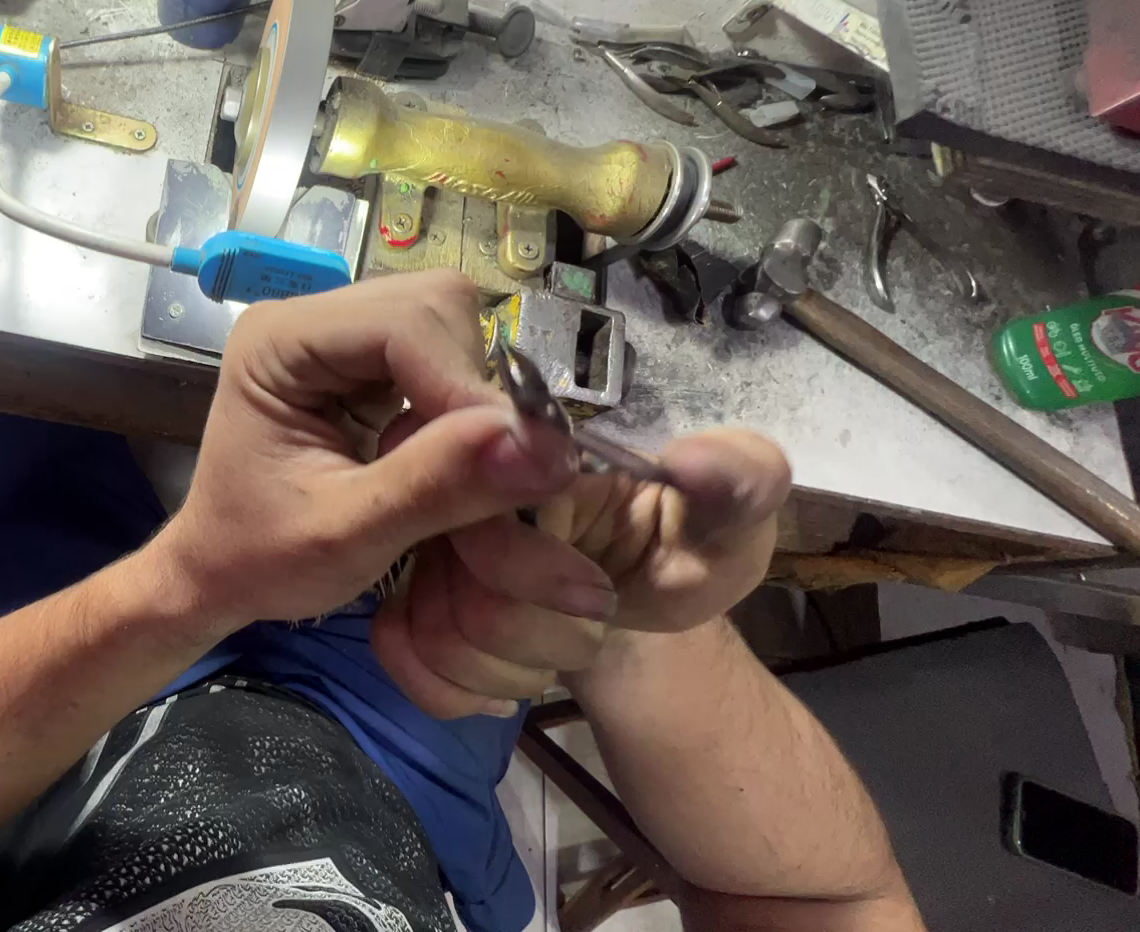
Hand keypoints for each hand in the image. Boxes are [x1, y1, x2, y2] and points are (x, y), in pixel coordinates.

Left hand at [151, 271, 577, 631]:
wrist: (221, 568)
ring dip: (471, 398)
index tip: (513, 462)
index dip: (467, 384)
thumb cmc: (259, 557)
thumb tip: (545, 446)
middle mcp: (306, 320)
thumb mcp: (342, 537)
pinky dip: (460, 406)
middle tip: (482, 466)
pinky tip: (440, 456)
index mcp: (278, 342)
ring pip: (449, 327)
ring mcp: (335, 335)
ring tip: (456, 468)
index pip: (404, 320)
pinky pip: (441, 358)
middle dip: (473, 385)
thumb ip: (434, 488)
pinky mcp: (360, 361)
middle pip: (435, 306)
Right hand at [372, 429, 790, 717]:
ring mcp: (421, 547)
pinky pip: (399, 652)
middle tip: (587, 620)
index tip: (596, 595)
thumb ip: (739, 478)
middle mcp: (450, 488)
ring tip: (555, 647)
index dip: (534, 575)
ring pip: (431, 631)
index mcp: (518, 451)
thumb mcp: (729, 519)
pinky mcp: (403, 597)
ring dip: (509, 668)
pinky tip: (501, 680)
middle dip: (536, 633)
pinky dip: (456, 689)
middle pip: (453, 587)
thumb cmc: (678, 552)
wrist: (631, 619)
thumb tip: (694, 461)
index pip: (479, 513)